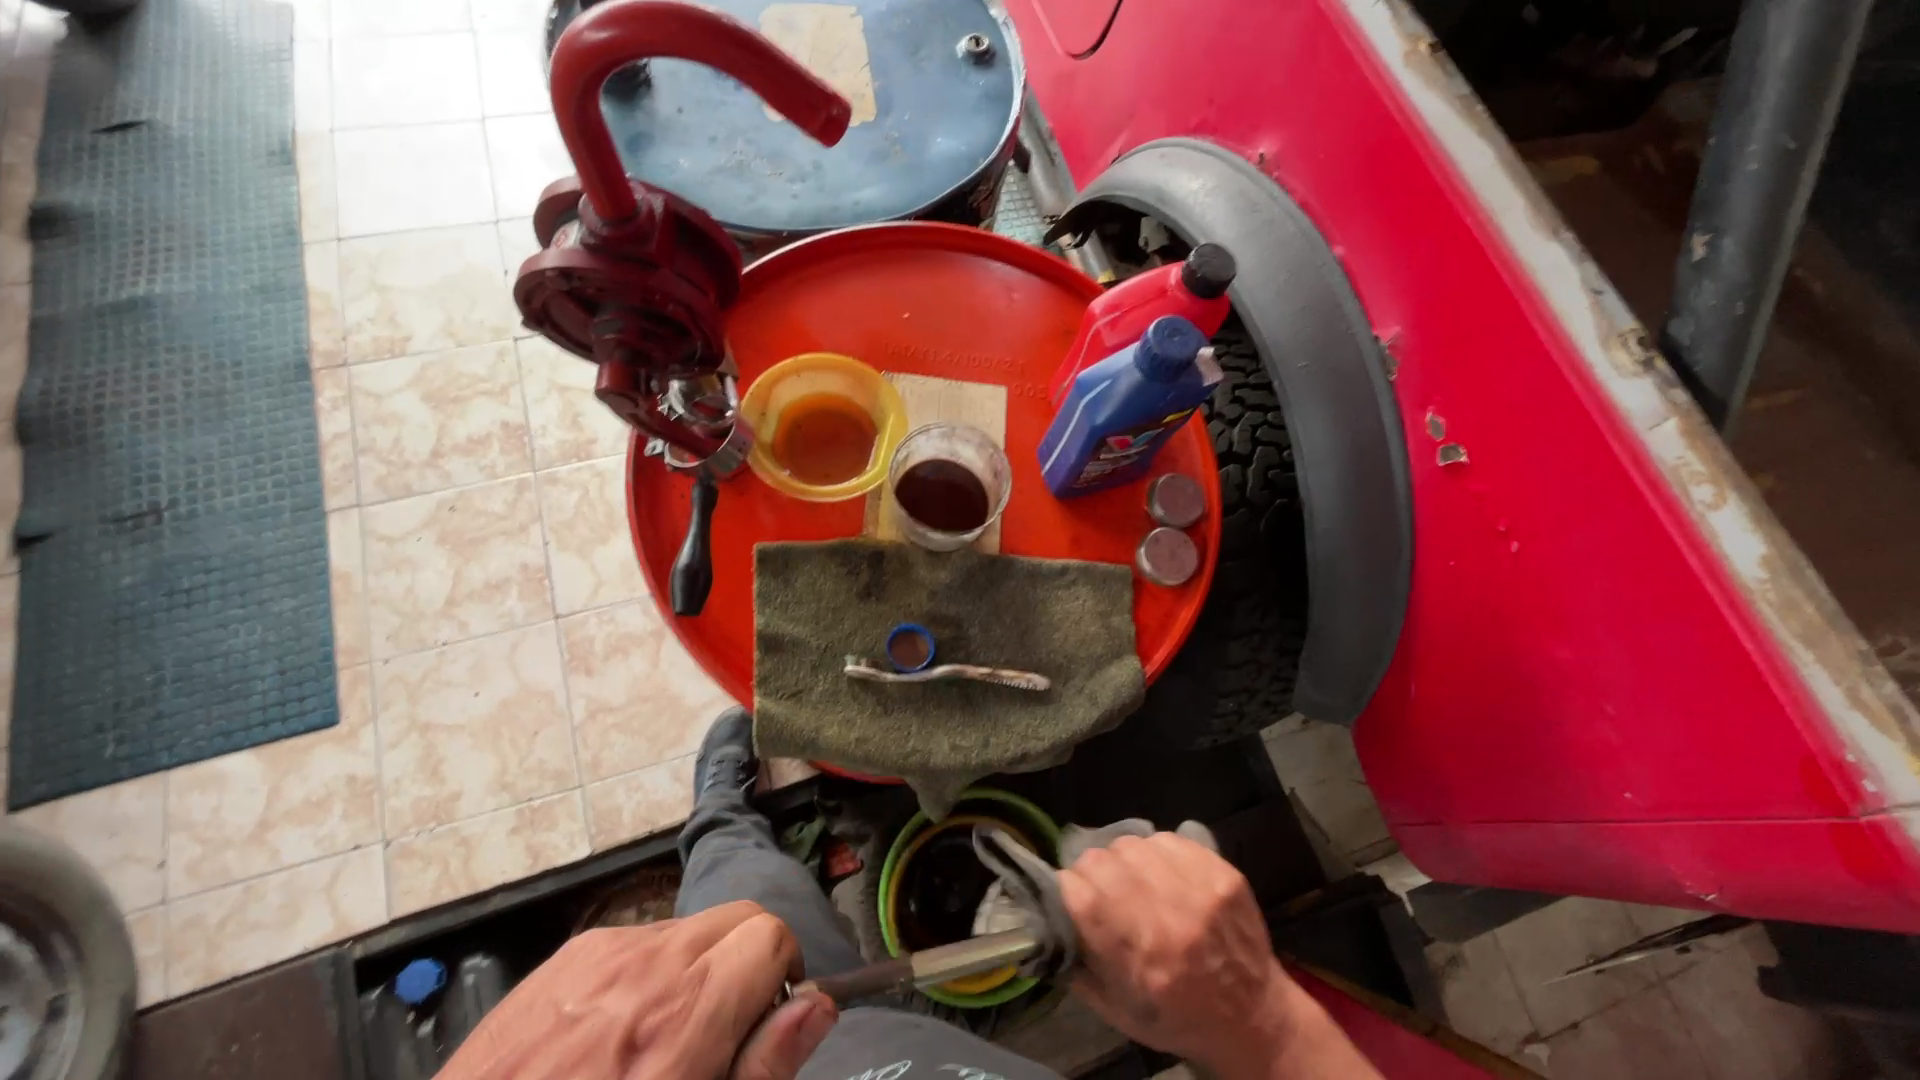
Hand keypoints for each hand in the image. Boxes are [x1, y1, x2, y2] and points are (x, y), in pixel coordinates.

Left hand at [439, 901, 838, 1079]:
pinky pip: (637, 942)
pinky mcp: (563, 957)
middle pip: (738, 918)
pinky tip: (611, 1035)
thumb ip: (764, 1066)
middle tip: (719, 1036)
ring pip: (690, 928)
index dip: (780, 981)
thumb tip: (817, 1003)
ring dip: (697, 968)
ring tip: (656, 1044)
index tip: (759, 1029)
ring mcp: (600, 952)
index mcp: (686, 1009)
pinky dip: (648, 972)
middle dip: (747, 964)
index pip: (772, 934)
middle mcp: (647, 961)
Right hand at [1059, 832, 1376, 1078]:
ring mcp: (1200, 891)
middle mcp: (1170, 919)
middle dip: (1092, 873)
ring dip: (1124, 859)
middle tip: (1103, 891)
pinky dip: (1157, 851)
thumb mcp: (1115, 1009)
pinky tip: (1162, 873)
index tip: (1072, 899)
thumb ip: (1074, 962)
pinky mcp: (1222, 873)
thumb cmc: (1177, 1018)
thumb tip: (1042, 917)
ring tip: (1134, 881)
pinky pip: (1168, 838)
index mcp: (1139, 958)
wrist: (1253, 1017)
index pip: (1078, 892)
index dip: (1066, 890)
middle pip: (1101, 861)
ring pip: (1132, 842)